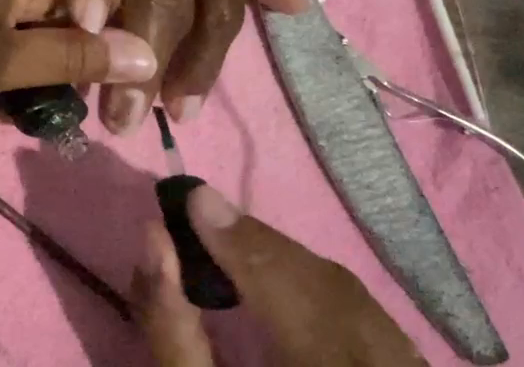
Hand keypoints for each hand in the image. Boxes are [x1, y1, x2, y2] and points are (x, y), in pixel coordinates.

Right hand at [131, 184, 423, 365]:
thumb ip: (171, 324)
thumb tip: (152, 236)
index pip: (301, 301)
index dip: (246, 244)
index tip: (192, 199)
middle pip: (333, 294)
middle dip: (263, 250)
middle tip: (201, 220)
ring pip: (357, 304)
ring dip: (289, 269)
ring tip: (230, 250)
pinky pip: (372, 323)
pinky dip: (318, 296)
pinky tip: (280, 294)